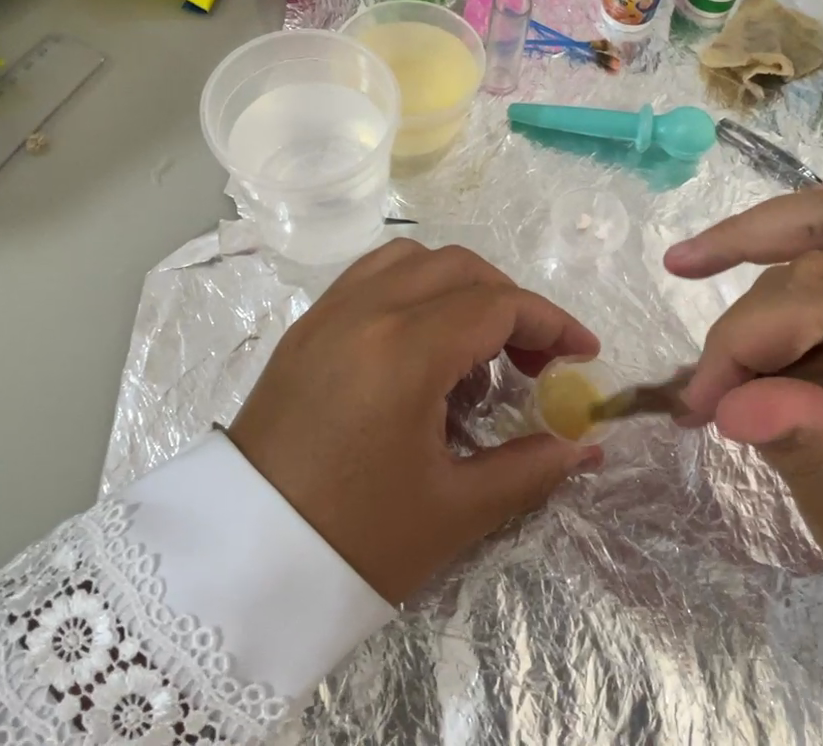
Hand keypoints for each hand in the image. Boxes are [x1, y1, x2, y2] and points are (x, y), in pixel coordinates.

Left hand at [229, 240, 603, 603]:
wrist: (238, 562)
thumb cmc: (352, 540)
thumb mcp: (453, 510)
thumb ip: (530, 468)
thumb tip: (583, 445)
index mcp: (404, 350)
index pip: (497, 306)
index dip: (551, 323)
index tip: (583, 354)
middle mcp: (364, 311)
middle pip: (459, 268)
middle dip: (511, 303)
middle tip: (534, 360)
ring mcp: (327, 315)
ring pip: (411, 261)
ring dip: (460, 287)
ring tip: (478, 350)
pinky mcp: (304, 331)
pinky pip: (371, 279)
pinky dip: (414, 292)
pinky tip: (424, 348)